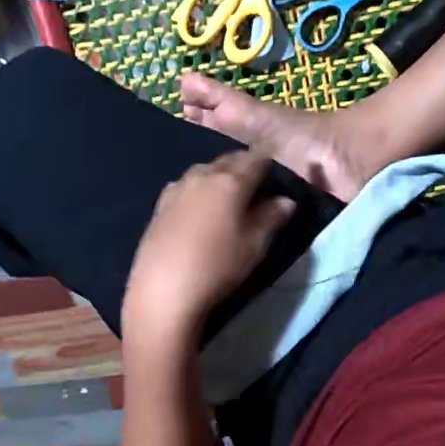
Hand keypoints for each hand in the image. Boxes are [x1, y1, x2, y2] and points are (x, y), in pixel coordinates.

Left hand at [122, 151, 296, 354]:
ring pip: (203, 170)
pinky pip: (184, 185)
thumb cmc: (217, 266)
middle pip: (226, 161)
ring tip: (227, 187)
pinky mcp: (160, 204)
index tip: (273, 162)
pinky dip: (197, 186)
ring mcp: (177, 189)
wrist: (163, 286)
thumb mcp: (254, 245)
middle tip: (253, 174)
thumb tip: (285, 200)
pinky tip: (198, 201)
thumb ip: (271, 218)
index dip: (267, 159)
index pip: (254, 160)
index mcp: (230, 182)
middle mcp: (202, 177)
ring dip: (217, 173)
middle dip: (242, 163)